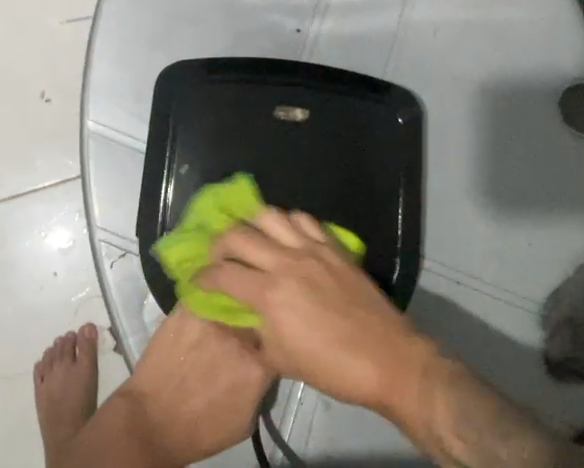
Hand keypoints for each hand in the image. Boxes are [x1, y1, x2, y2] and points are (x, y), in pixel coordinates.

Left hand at [118, 306, 273, 462]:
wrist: (153, 421)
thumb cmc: (202, 430)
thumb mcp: (246, 421)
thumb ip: (262, 387)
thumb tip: (265, 366)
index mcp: (259, 366)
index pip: (278, 341)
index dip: (273, 339)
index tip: (265, 341)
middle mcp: (240, 338)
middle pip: (256, 316)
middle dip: (254, 319)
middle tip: (244, 326)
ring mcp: (213, 319)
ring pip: (233, 299)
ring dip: (233, 303)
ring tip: (226, 310)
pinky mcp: (188, 309)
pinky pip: (206, 293)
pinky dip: (209, 294)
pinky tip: (208, 298)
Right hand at [196, 208, 435, 418]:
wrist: (386, 359)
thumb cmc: (331, 368)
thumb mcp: (280, 361)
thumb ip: (253, 334)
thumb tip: (235, 320)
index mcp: (269, 294)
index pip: (223, 274)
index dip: (203, 277)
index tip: (196, 281)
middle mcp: (286, 262)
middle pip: (239, 234)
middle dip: (218, 243)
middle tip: (217, 257)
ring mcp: (312, 250)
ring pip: (271, 215)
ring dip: (252, 224)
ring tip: (250, 238)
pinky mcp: (334, 247)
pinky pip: (304, 219)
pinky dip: (288, 223)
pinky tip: (286, 236)